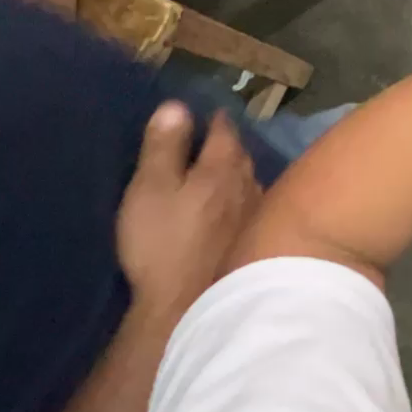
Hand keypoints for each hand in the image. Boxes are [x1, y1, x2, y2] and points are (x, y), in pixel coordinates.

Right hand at [116, 103, 259, 323]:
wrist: (191, 305)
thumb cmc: (164, 244)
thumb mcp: (151, 189)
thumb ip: (163, 147)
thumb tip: (176, 106)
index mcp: (221, 169)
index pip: (224, 133)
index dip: (216, 121)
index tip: (213, 113)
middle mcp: (248, 186)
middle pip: (242, 156)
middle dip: (231, 145)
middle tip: (221, 138)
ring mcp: (258, 214)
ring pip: (252, 181)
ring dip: (241, 171)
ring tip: (229, 169)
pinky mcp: (260, 241)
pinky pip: (256, 207)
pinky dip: (245, 198)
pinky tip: (241, 207)